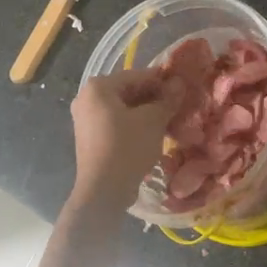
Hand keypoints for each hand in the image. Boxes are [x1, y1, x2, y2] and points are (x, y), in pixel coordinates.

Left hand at [69, 69, 181, 212]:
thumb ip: (166, 99)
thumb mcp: (153, 121)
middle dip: (153, 100)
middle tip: (177, 108)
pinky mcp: (89, 139)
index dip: (162, 82)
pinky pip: (115, 125)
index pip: (136, 76)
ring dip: (145, 115)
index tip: (182, 90)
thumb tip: (179, 83)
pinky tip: (150, 136)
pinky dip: (133, 127)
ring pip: (122, 111)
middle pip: (127, 93)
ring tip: (167, 123)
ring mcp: (85, 120)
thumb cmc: (128, 148)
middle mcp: (86, 98)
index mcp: (98, 87)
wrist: (104, 190)